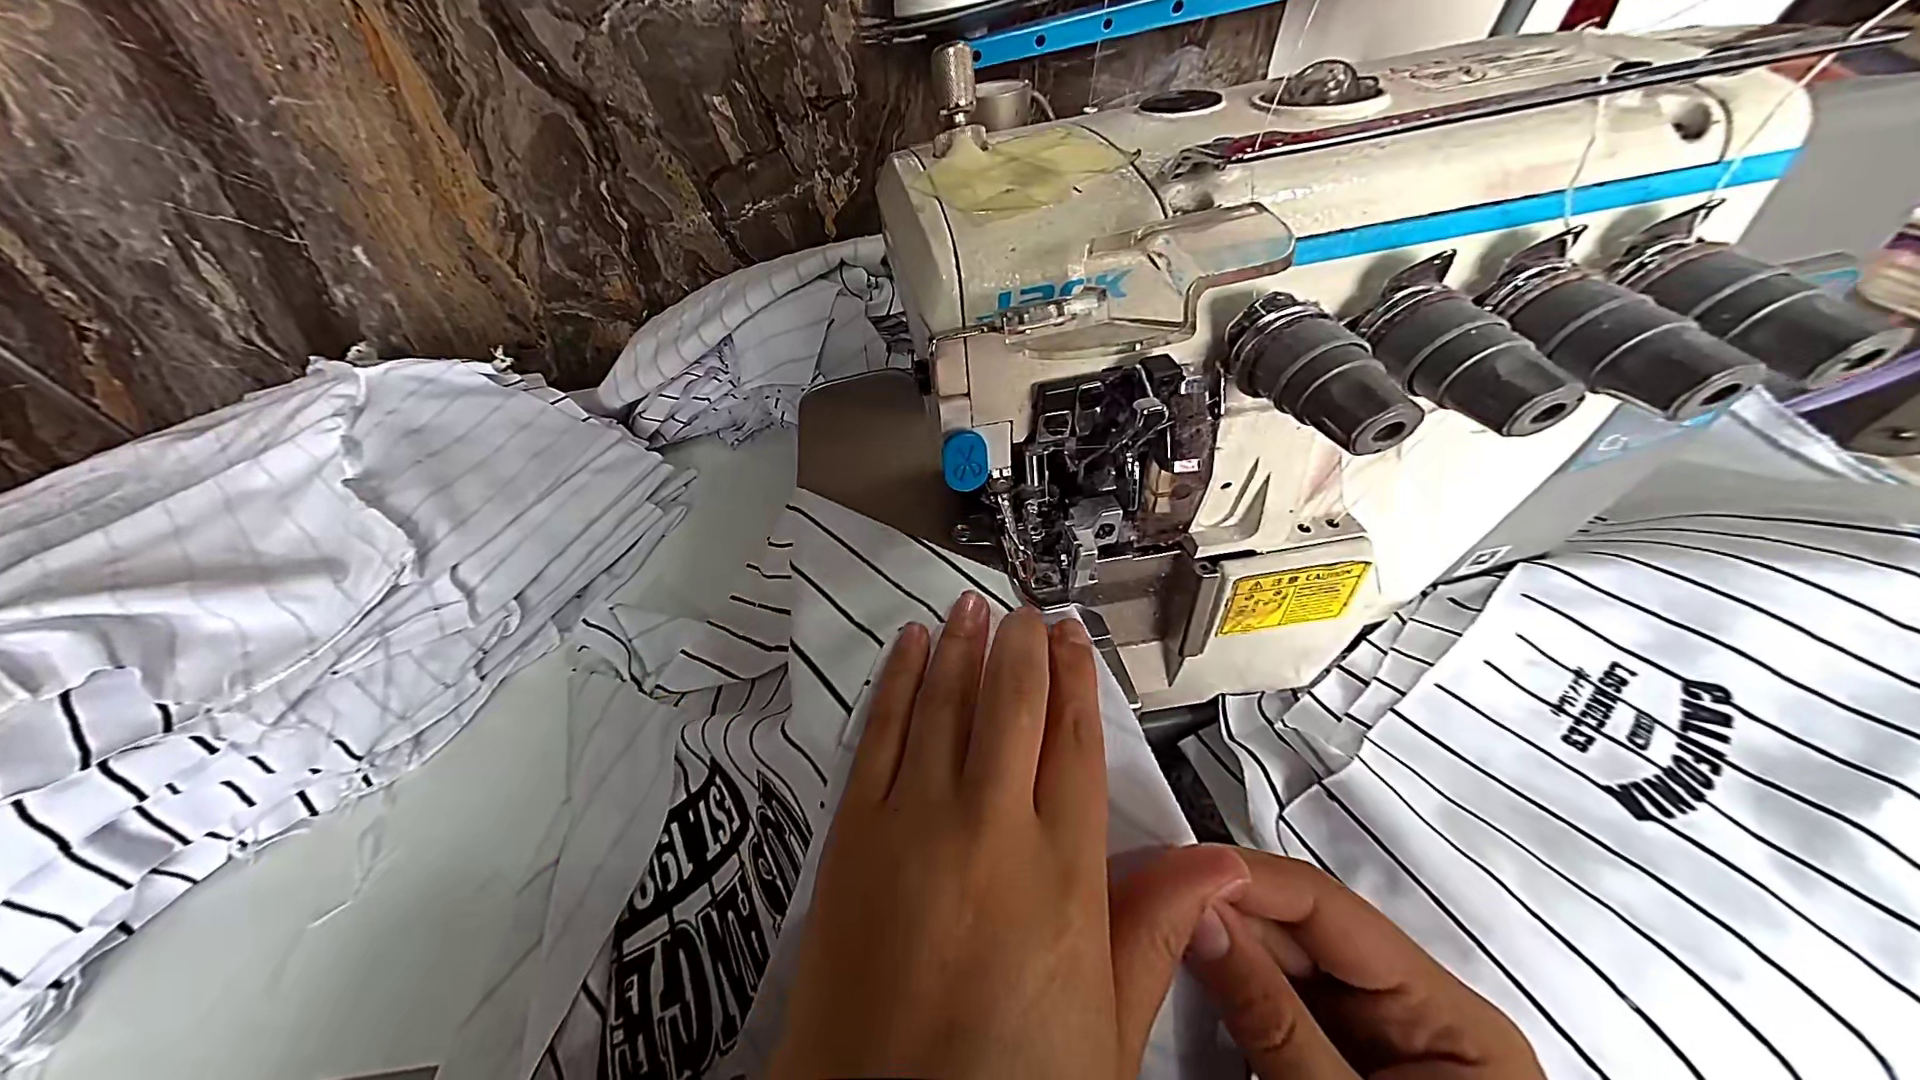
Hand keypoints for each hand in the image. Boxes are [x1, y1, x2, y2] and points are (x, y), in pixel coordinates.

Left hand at [769, 594, 1248, 1079]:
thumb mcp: (1105, 1024)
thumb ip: (1154, 928)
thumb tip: (1217, 865)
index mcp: (1063, 869)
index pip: (1076, 738)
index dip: (1076, 677)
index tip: (1071, 637)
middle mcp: (992, 826)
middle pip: (1013, 703)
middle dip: (1021, 646)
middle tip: (1024, 612)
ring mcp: (916, 821)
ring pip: (948, 702)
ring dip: (962, 646)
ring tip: (972, 609)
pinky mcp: (855, 833)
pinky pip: (882, 734)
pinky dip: (900, 681)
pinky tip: (911, 647)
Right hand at [1187, 850, 1544, 1078]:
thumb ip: (1272, 1017)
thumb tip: (1202, 917)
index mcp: (1449, 1018)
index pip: (1331, 908)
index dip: (1251, 879)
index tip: (1178, 868)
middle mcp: (1418, 1009)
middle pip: (1306, 929)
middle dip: (1229, 909)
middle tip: (1157, 897)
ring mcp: (1381, 1031)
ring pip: (1289, 958)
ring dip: (1227, 941)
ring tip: (1168, 923)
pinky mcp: (1348, 1052)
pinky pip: (1284, 996)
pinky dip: (1237, 983)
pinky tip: (1196, 967)